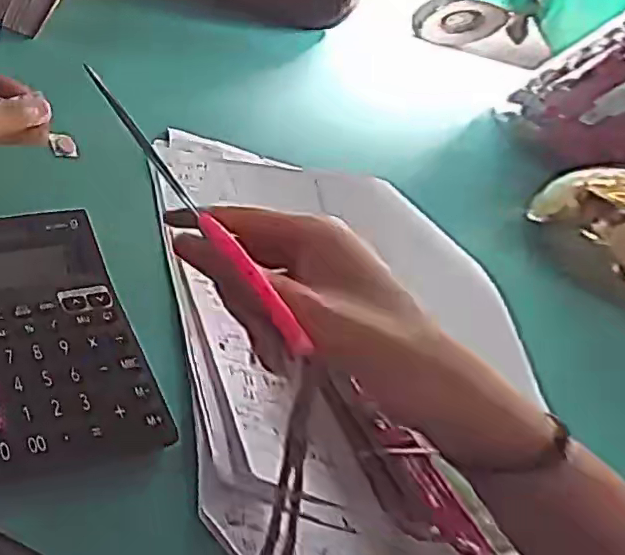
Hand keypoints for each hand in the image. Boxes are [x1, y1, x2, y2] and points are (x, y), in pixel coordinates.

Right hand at [172, 206, 555, 468]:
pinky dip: (271, 325)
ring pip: (256, 282)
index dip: (200, 226)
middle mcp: (314, 245)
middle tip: (259, 329)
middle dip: (241, 293)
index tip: (166, 234)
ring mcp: (320, 273)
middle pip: (243, 253)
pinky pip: (275, 301)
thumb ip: (240, 277)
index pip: (237, 219)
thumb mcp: (304, 314)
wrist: (457, 406)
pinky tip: (287, 351)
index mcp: (312, 233)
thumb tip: (186, 242)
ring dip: (257, 316)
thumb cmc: (388, 351)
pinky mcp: (324, 299)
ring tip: (280, 349)